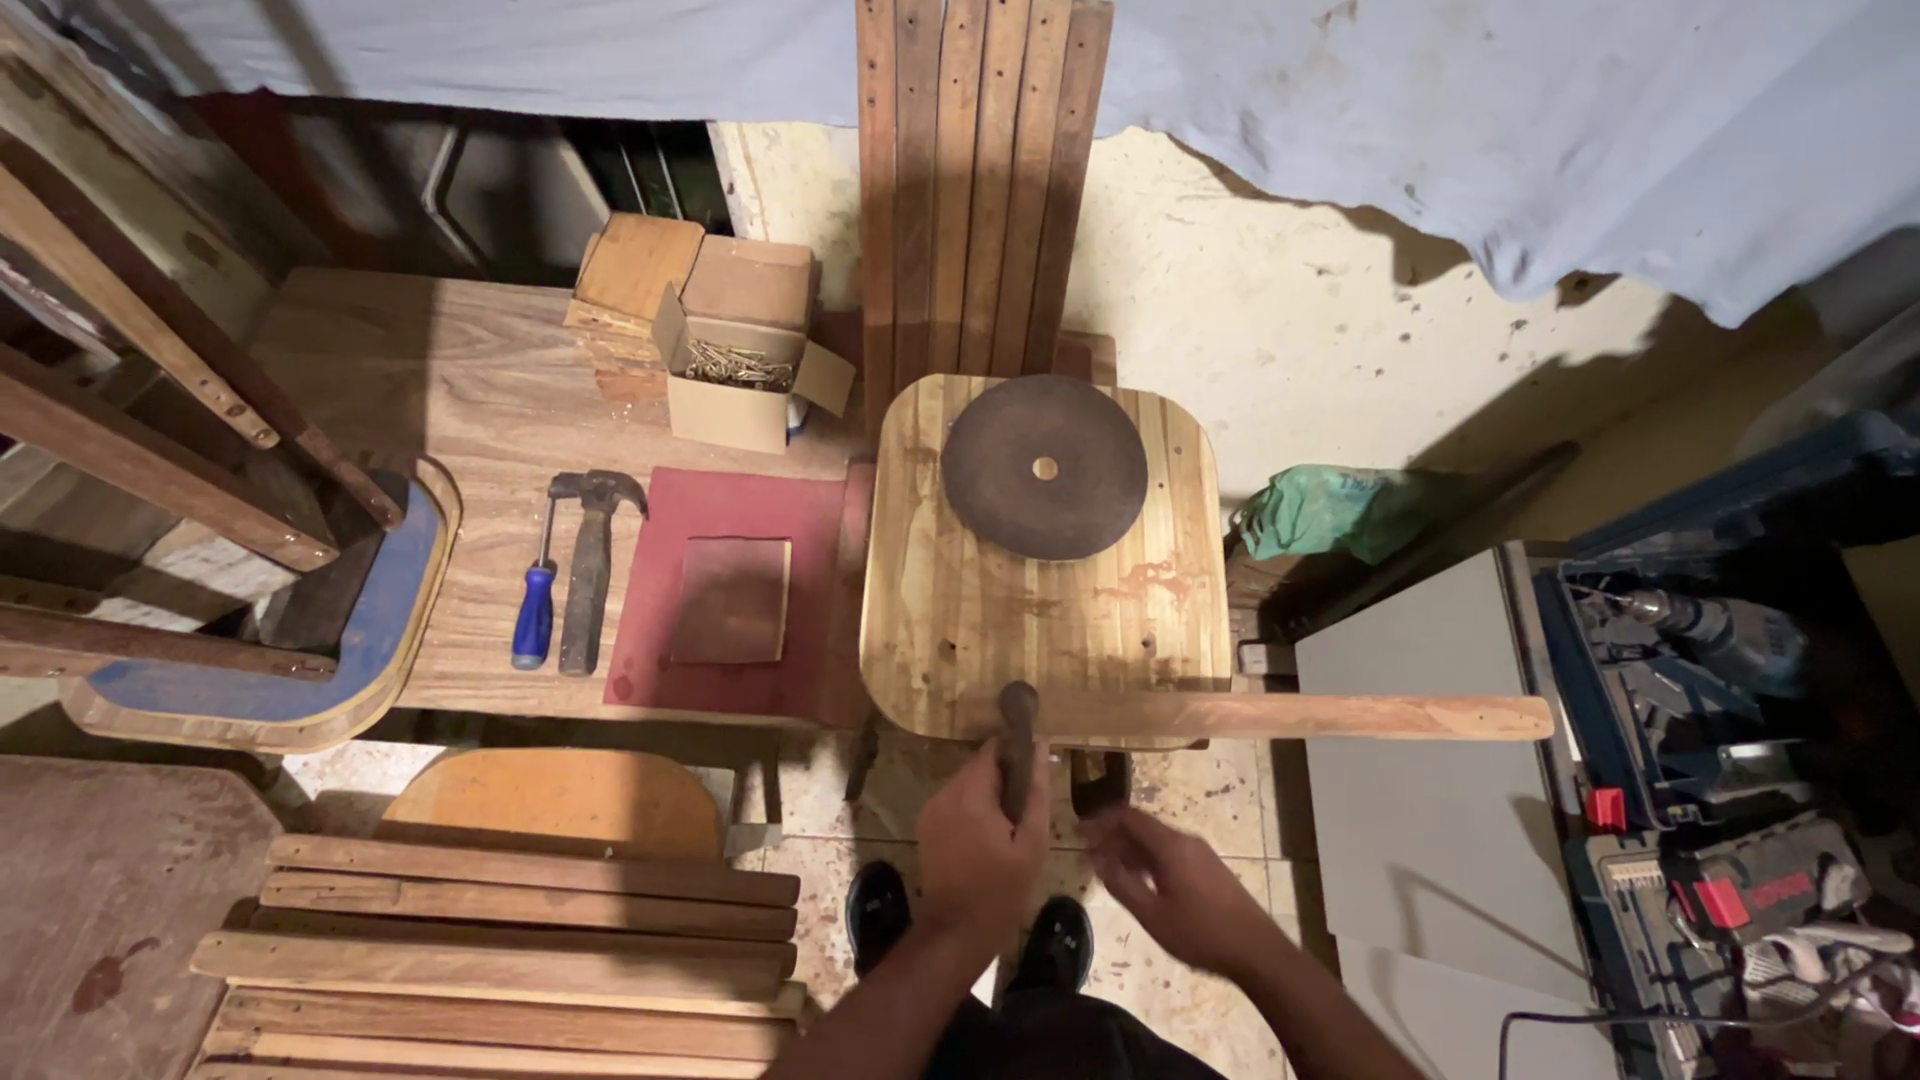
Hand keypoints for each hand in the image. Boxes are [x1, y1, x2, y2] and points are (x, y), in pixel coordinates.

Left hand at [916, 737, 1049, 954]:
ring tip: (1010, 826)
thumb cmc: (1001, 891)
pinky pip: (954, 802)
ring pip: (966, 784)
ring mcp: (931, 809)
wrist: (955, 932)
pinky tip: (988, 837)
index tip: (1034, 775)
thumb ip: (1036, 793)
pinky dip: (972, 809)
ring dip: (988, 795)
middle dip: (1003, 779)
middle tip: (1026, 808)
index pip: (993, 750)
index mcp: (970, 794)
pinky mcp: (926, 826)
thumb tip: (1041, 750)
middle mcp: (945, 793)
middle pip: (978, 767)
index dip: (1016, 755)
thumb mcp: (1031, 844)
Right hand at [1081, 806, 1282, 980]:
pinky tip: (1138, 880)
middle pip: (1142, 827)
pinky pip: (1170, 852)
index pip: (1129, 816)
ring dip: (1129, 849)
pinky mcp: (1208, 868)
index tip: (1080, 831)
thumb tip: (1096, 859)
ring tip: (1108, 867)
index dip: (1102, 820)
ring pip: (1156, 841)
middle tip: (1088, 852)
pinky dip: (1148, 859)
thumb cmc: (1201, 933)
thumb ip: (1121, 884)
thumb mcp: (1153, 915)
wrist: (1258, 952)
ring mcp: (1200, 853)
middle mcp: (1185, 840)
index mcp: (1171, 845)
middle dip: (1113, 836)